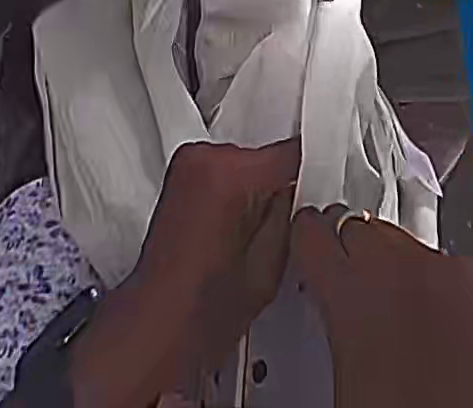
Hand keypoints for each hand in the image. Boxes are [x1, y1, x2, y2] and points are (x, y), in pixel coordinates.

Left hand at [67, 140, 298, 407]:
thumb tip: (304, 184)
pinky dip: (231, 186)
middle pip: (265, 156)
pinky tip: (227, 222)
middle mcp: (206, 157)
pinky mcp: (180, 169)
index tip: (316, 183)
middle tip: (275, 223)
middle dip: (276, 184)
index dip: (309, 172)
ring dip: (251, 186)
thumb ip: (293, 210)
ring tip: (243, 230)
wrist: (156, 321)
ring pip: (244, 159)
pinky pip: (223, 165)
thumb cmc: (201, 308)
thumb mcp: (272, 262)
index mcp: (232, 174)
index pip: (290, 152)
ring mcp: (189, 160)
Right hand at [292, 206, 472, 407]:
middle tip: (349, 282)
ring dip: (391, 262)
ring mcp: (436, 265)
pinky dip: (432, 277)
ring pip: (397, 239)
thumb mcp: (341, 374)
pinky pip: (439, 259)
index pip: (312, 231)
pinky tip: (432, 313)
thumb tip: (330, 308)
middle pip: (355, 227)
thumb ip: (332, 317)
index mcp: (349, 289)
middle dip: (349, 250)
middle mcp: (392, 264)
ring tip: (391, 304)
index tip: (307, 240)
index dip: (306, 237)